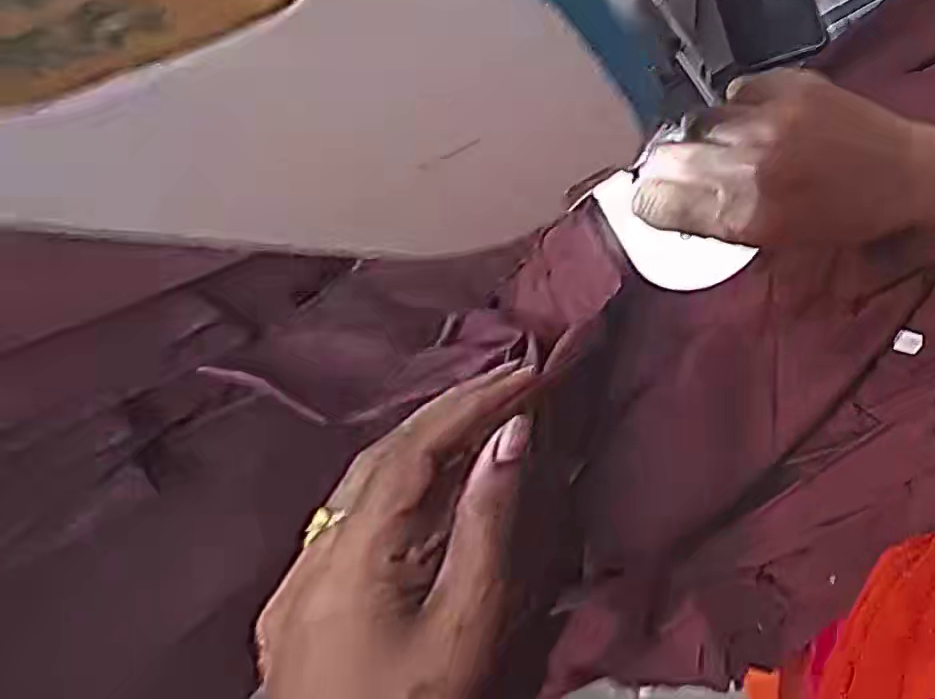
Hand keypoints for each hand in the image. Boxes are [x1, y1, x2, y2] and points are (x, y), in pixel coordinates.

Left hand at [256, 363, 541, 698]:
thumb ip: (490, 515)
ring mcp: (302, 578)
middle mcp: (313, 557)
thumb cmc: (419, 696)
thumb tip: (513, 432)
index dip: (474, 401)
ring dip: (433, 431)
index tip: (530, 371)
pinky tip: (445, 465)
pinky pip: (362, 506)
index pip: (414, 448)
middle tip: (517, 376)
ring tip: (490, 405)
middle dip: (455, 405)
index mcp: (348, 557)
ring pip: (367, 477)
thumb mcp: (470, 609)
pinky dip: (414, 467)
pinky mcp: (307, 597)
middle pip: (384, 454)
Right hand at [632, 69, 934, 245]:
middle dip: (673, 166)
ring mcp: (770, 117)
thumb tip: (676, 204)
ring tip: (738, 142)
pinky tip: (764, 118)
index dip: (653, 200)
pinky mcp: (790, 83)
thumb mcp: (785, 237)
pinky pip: (737, 90)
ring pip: (700, 118)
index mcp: (748, 213)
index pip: (655, 200)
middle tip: (696, 170)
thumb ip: (726, 222)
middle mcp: (750, 162)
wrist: (909, 171)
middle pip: (666, 155)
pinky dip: (742, 106)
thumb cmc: (855, 216)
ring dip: (710, 134)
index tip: (661, 198)